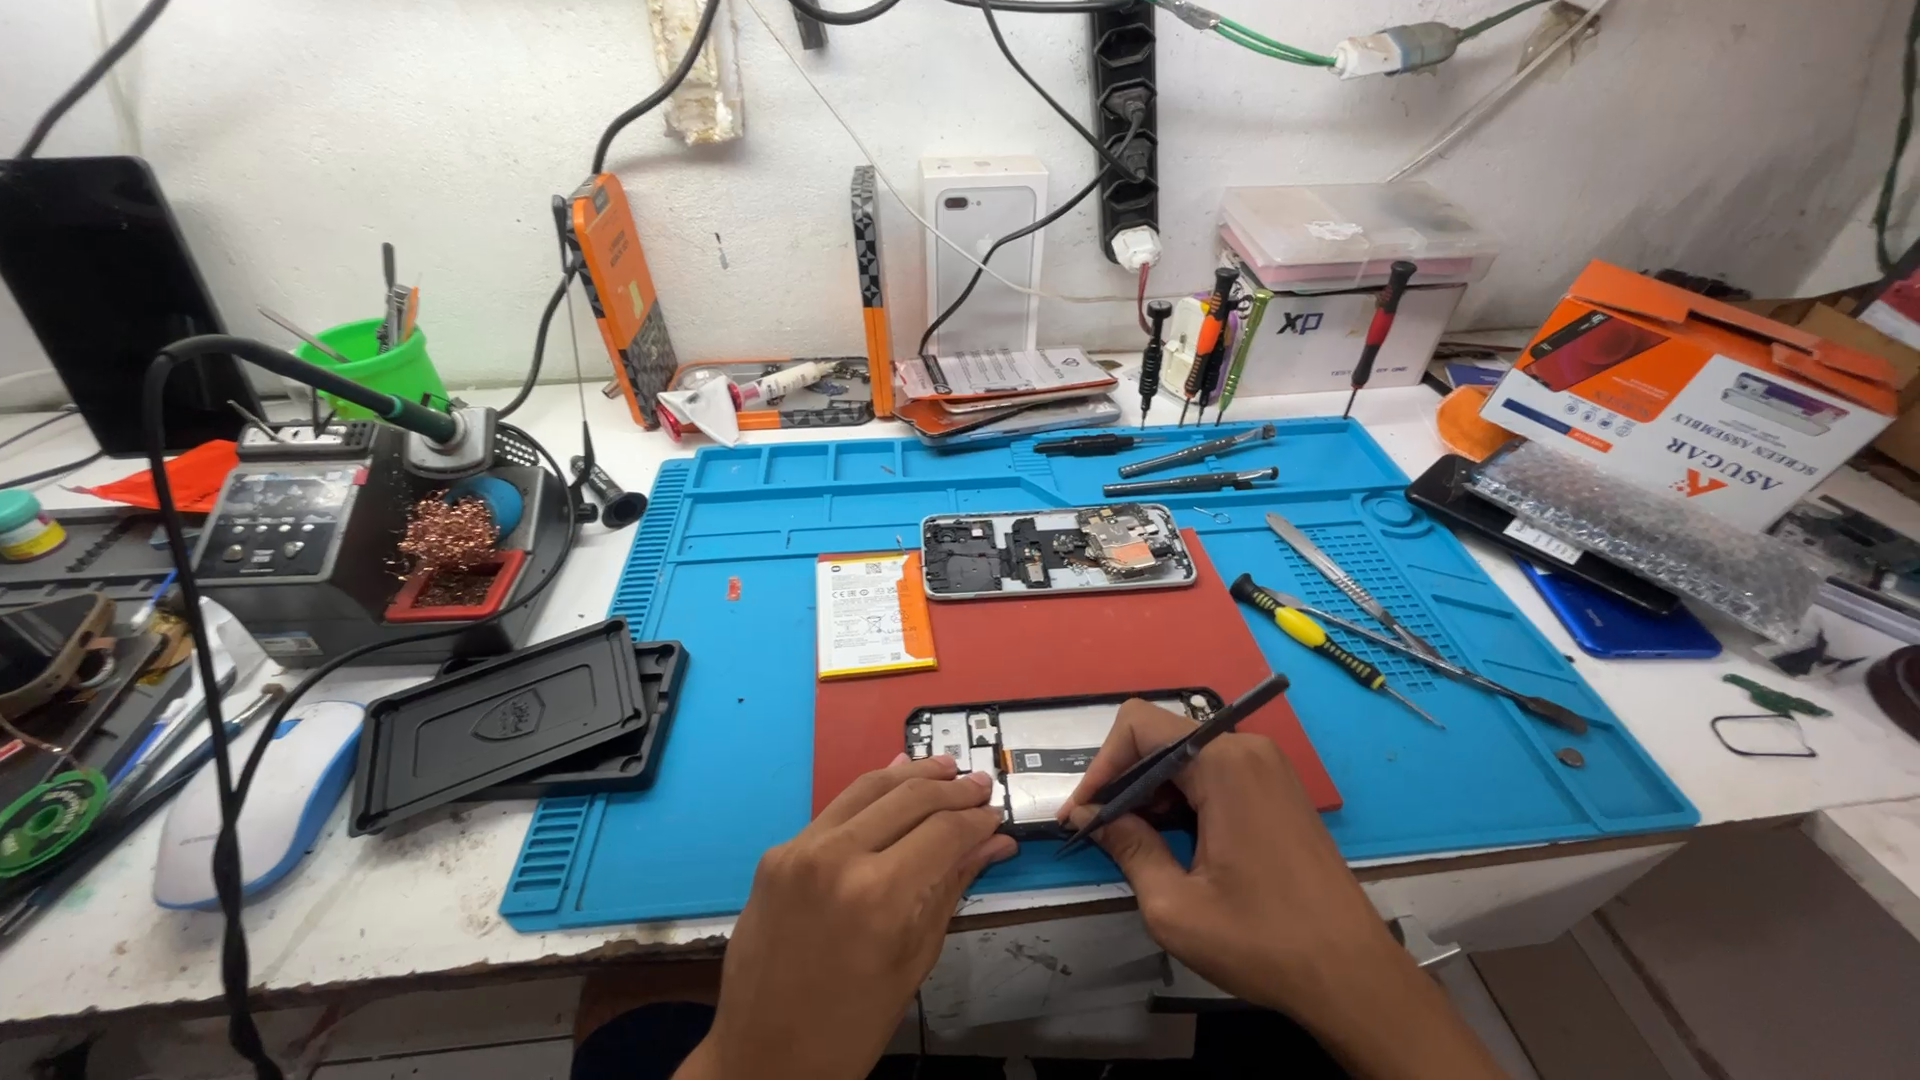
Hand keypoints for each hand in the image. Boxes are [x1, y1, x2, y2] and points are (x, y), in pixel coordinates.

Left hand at [681, 754, 1016, 1079]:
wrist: (762, 1057)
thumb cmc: (851, 1025)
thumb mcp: (914, 960)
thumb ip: (952, 887)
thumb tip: (995, 842)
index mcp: (878, 897)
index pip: (944, 833)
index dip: (977, 820)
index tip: (996, 814)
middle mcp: (837, 859)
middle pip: (909, 798)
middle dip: (952, 789)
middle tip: (980, 784)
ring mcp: (800, 850)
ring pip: (868, 788)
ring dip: (912, 774)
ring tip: (945, 767)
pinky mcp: (777, 852)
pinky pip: (834, 810)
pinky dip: (869, 793)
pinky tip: (894, 783)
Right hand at [1058, 700, 1502, 1077]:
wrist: (1355, 977)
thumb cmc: (1264, 942)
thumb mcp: (1175, 906)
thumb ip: (1125, 846)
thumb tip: (1085, 815)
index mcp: (1224, 765)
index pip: (1139, 725)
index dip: (1101, 764)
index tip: (1083, 813)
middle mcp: (1247, 749)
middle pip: (1161, 737)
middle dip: (1124, 780)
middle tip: (1103, 831)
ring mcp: (1267, 767)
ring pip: (1184, 756)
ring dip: (1152, 792)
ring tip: (1136, 842)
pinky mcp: (1276, 788)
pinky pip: (1213, 772)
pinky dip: (1182, 798)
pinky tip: (1175, 842)